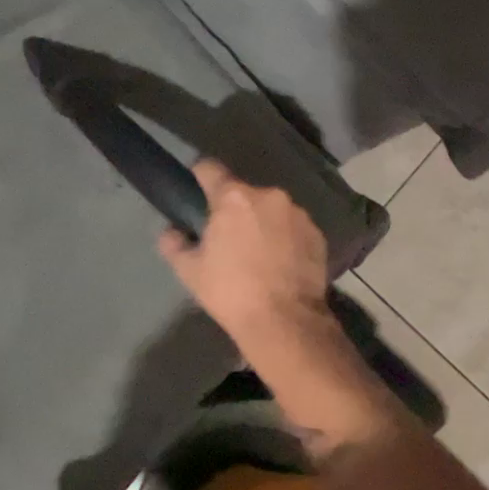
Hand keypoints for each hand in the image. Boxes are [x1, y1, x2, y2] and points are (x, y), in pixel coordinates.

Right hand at [157, 160, 332, 347]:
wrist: (284, 321)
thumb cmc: (231, 292)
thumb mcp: (190, 271)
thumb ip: (174, 244)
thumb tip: (171, 232)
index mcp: (233, 198)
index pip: (210, 169)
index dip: (200, 176)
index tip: (197, 189)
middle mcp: (268, 196)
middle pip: (244, 193)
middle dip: (235, 209)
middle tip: (229, 238)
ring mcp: (298, 214)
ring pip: (272, 210)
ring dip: (263, 223)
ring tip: (259, 254)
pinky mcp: (317, 234)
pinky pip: (294, 228)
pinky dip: (285, 238)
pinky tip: (280, 264)